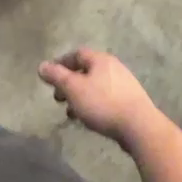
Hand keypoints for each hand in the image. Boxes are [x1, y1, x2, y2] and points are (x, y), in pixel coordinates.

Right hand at [38, 47, 162, 144]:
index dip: (61, 63)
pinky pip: (106, 99)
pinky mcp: (131, 102)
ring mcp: (125, 85)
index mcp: (100, 60)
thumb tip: (41, 65)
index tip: (50, 76)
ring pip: (95, 86)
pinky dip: (94, 105)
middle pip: (86, 71)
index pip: (76, 54)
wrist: (140, 127)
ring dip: (81, 97)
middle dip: (69, 84)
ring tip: (71, 113)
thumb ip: (56, 76)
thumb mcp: (73, 88)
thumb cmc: (103, 104)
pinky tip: (90, 119)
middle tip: (58, 98)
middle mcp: (113, 67)